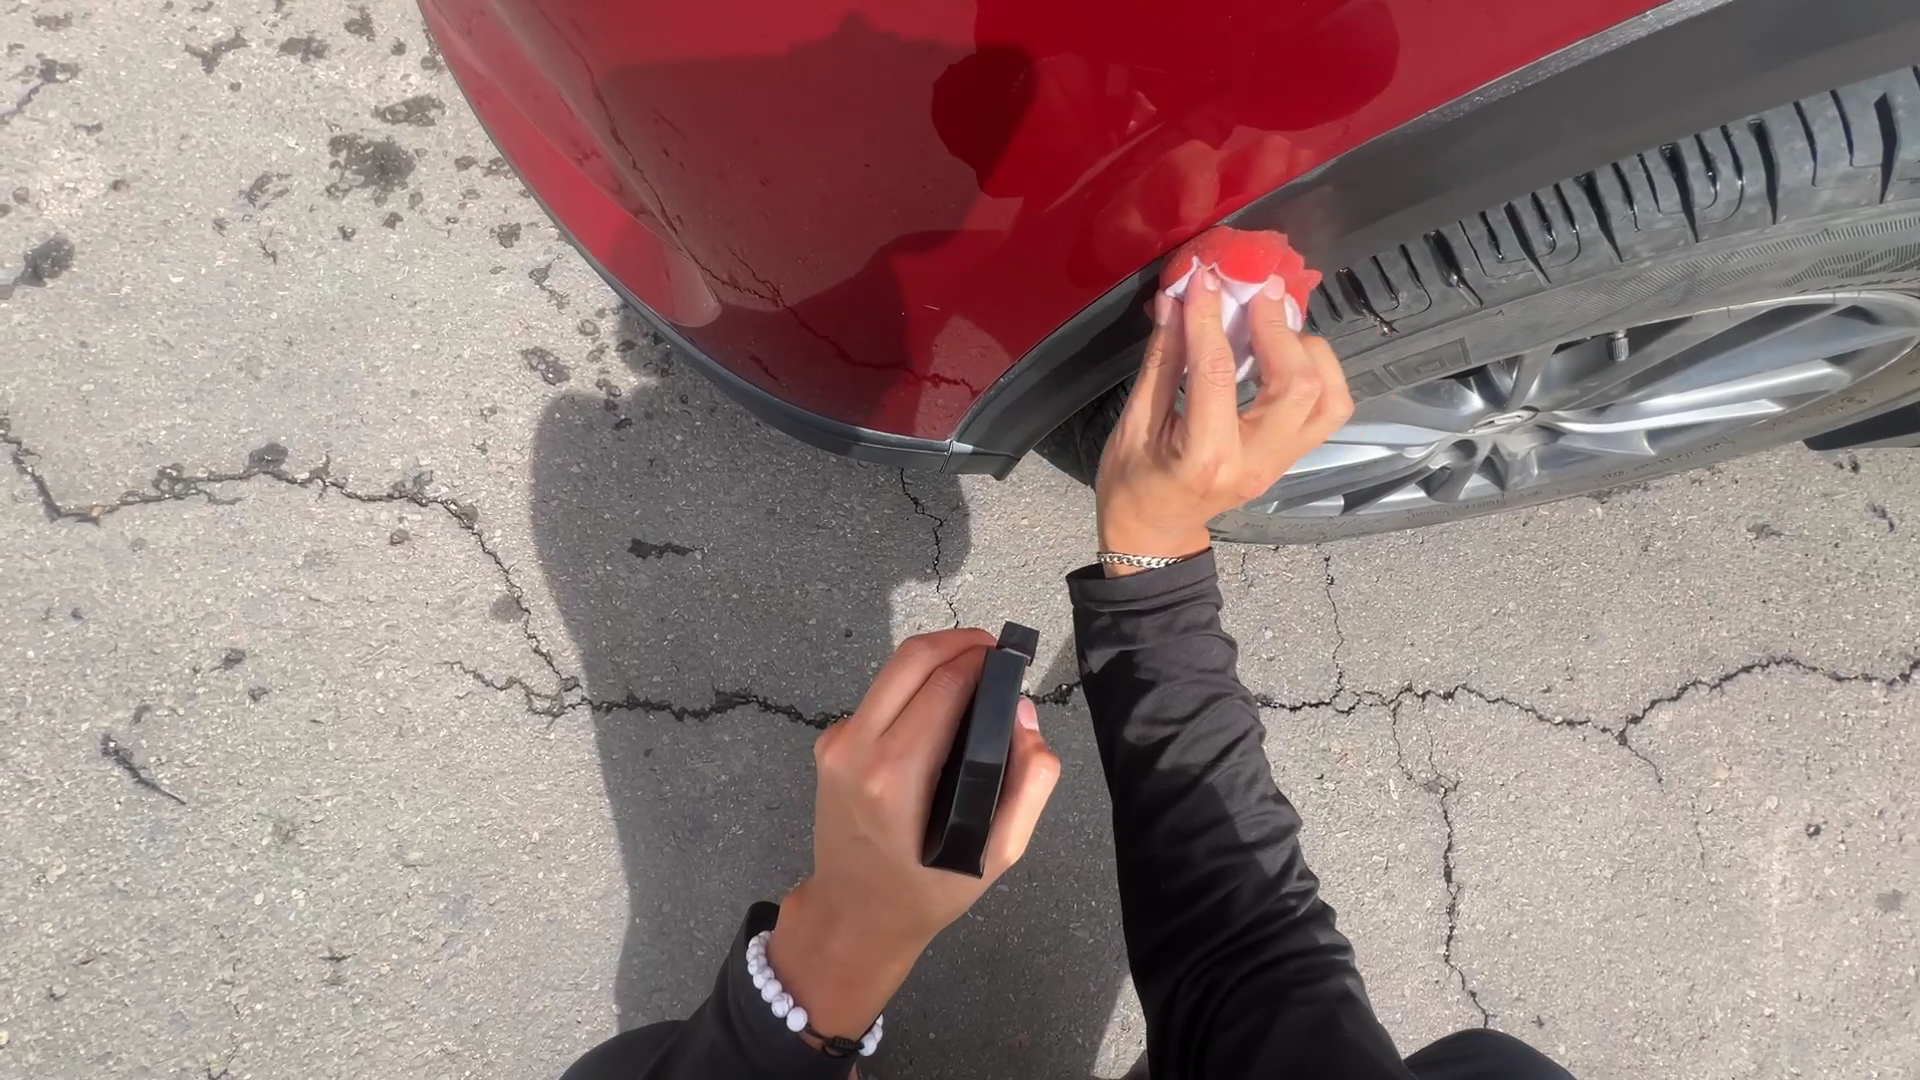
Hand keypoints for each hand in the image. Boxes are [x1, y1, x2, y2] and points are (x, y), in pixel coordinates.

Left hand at [770, 629, 1060, 1040]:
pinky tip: (939, 706)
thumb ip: (1029, 783)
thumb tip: (1023, 714)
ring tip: (976, 671)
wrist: (852, 915)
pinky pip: (879, 694)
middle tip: (995, 651)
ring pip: (892, 669)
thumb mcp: (997, 853)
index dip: (982, 660)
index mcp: (896, 777)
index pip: (945, 686)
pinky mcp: (829, 741)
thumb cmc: (927, 891)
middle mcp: (857, 748)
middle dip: (959, 641)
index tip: (1010, 658)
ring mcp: (836, 741)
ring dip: (936, 658)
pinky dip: (914, 685)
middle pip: (912, 658)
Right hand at [1095, 267, 1352, 572]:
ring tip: (1274, 323)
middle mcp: (1255, 461)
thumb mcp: (1133, 425)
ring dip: (1307, 349)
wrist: (1154, 532)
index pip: (1215, 373)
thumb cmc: (1131, 485)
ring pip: (1328, 397)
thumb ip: (1161, 363)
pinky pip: (1326, 409)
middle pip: (1297, 385)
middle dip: (1279, 328)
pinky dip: (1316, 371)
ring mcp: (1280, 462)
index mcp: (1204, 457)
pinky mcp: (1290, 457)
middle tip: (1256, 292)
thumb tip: (1175, 303)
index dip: (1210, 317)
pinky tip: (1285, 352)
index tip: (1205, 278)